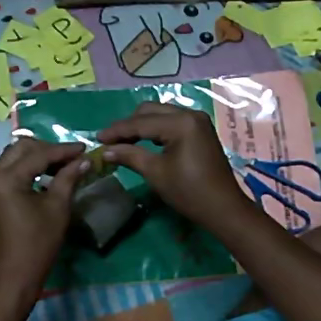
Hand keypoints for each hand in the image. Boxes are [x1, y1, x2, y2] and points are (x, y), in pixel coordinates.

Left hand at [0, 138, 90, 289]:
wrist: (13, 276)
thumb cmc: (38, 243)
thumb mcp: (57, 208)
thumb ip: (68, 178)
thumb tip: (84, 161)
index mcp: (6, 178)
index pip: (38, 154)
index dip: (64, 150)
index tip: (85, 149)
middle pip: (21, 148)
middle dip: (47, 149)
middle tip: (71, 158)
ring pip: (13, 157)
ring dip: (37, 157)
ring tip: (61, 166)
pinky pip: (8, 170)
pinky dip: (27, 168)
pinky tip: (45, 177)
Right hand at [97, 103, 251, 226]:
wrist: (224, 209)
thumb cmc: (189, 192)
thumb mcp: (155, 173)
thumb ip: (129, 155)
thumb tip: (105, 150)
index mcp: (180, 123)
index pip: (140, 122)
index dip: (117, 130)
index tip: (96, 138)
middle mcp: (190, 114)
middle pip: (149, 111)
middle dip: (128, 125)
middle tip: (109, 141)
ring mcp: (197, 120)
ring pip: (160, 114)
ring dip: (141, 126)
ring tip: (122, 142)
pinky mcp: (200, 129)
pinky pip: (171, 122)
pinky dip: (155, 130)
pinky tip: (142, 141)